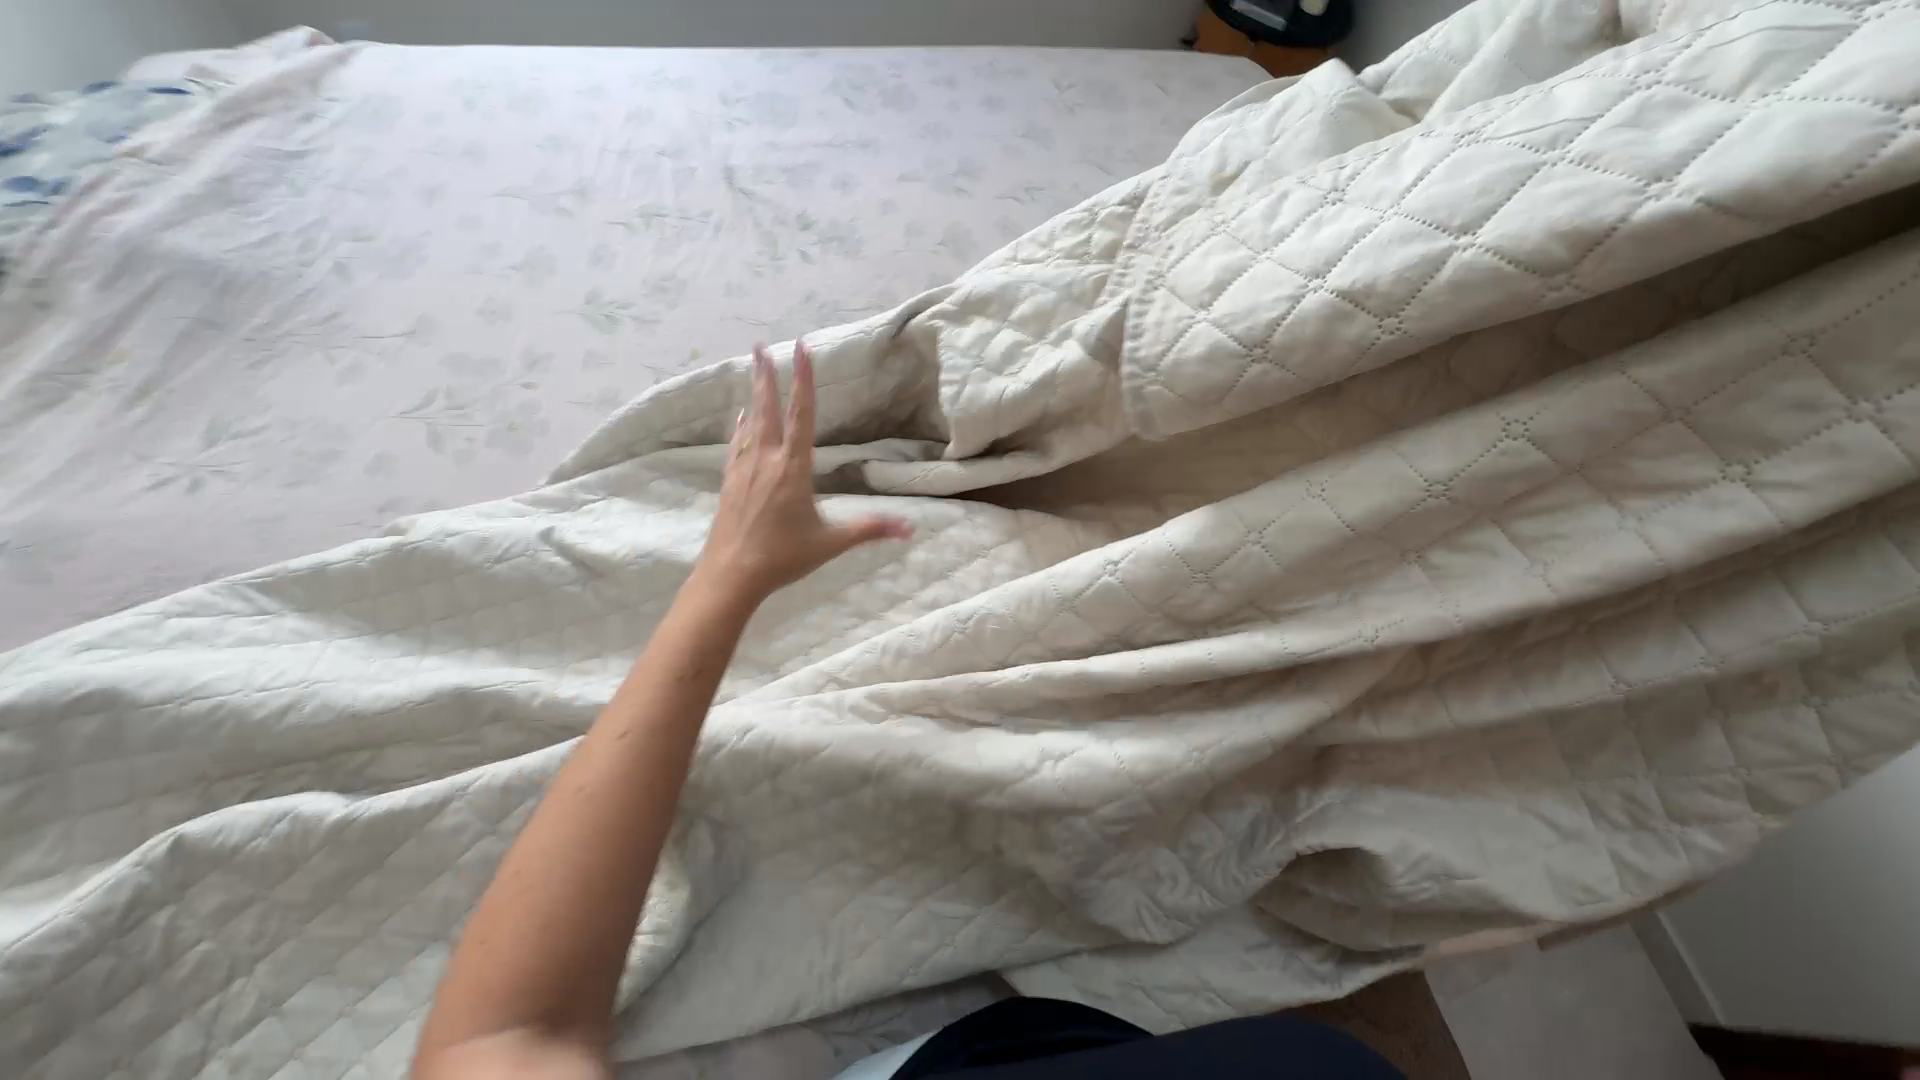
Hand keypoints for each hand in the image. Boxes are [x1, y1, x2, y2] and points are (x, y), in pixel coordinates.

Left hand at [695, 341, 909, 604]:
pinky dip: (740, 427)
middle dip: (766, 375)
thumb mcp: (831, 544)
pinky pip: (736, 445)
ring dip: (753, 394)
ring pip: (750, 423)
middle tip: (760, 344)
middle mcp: (766, 461)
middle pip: (768, 409)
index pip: (802, 415)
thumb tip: (911, 529)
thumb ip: (870, 530)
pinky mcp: (729, 484)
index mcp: (793, 469)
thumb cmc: (782, 558)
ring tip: (752, 369)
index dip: (804, 380)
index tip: (801, 348)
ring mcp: (744, 471)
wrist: (730, 576)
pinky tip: (740, 419)